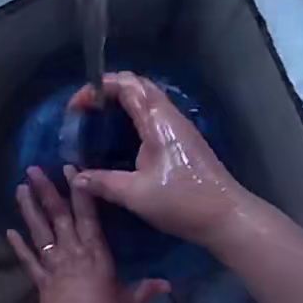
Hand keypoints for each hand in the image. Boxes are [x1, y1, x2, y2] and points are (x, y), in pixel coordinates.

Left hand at [8, 165, 170, 302]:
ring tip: (20, 187)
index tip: (71, 170)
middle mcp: (73, 254)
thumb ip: (145, 291)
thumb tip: (167, 283)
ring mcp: (54, 267)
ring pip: (41, 232)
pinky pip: (29, 260)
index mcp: (97, 255)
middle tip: (34, 168)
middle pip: (59, 217)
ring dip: (30, 209)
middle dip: (48, 191)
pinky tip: (9, 230)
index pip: (88, 217)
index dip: (81, 193)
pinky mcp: (41, 282)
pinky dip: (19, 246)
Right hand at [68, 72, 255, 248]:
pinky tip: (121, 141)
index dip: (98, 87)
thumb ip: (103, 182)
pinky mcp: (185, 142)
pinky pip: (156, 118)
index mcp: (158, 121)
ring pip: (148, 102)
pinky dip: (135, 120)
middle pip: (138, 87)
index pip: (127, 85)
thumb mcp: (136, 194)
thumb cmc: (182, 202)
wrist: (226, 217)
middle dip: (109, 92)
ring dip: (123, 105)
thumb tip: (76, 178)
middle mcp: (171, 117)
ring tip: (99, 124)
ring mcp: (180, 129)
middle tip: (86, 113)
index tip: (78, 107)